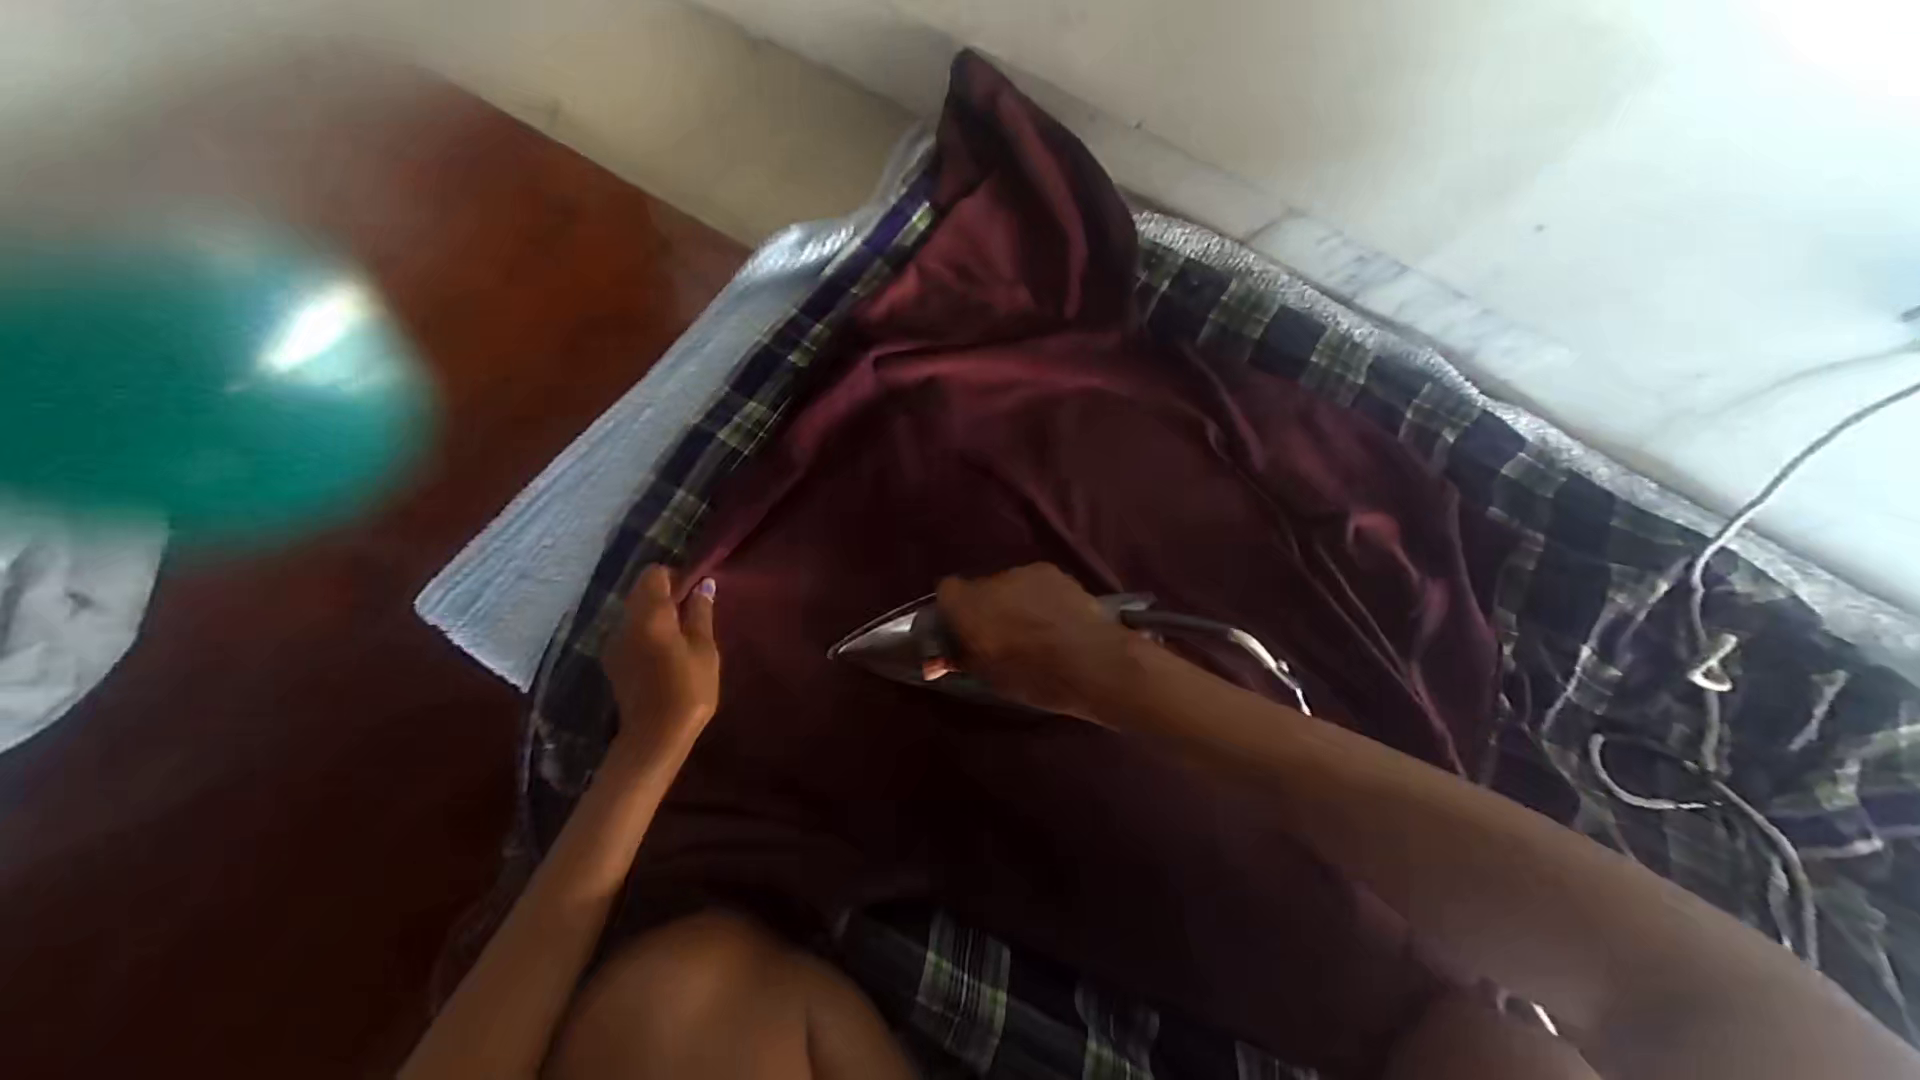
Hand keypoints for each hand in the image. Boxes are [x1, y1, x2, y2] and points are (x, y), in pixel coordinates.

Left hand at [602, 564, 719, 763]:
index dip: (676, 576)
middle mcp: (624, 622)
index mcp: (649, 614)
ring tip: (682, 634)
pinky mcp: (613, 661)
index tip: (696, 591)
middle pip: (641, 592)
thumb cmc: (688, 689)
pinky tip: (666, 652)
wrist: (655, 736)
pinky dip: (647, 632)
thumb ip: (701, 613)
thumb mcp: (704, 648)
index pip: (654, 574)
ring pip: (635, 613)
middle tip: (694, 612)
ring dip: (656, 614)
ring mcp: (614, 643)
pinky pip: (630, 632)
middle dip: (666, 594)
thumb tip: (703, 584)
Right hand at [933, 563, 1138, 720]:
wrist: (1093, 662)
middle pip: (979, 588)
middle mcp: (993, 581)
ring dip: (1013, 602)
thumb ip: (961, 659)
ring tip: (1034, 630)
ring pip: (1009, 585)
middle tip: (1001, 637)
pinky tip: (1055, 621)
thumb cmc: (1035, 677)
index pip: (946, 592)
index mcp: (969, 606)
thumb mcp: (990, 677)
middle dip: (986, 609)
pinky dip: (1038, 598)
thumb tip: (939, 659)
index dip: (952, 611)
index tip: (963, 632)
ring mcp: (1026, 572)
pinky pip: (1035, 584)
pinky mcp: (1055, 572)